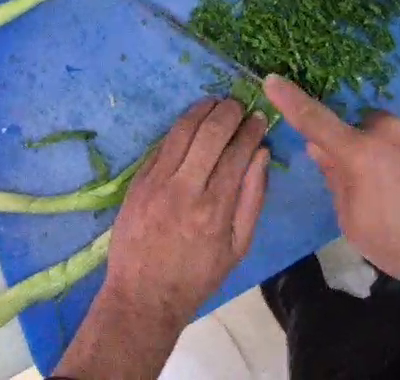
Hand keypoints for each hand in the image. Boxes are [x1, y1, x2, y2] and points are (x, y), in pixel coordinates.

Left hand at [56, 97, 270, 379]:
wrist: (142, 297)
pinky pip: (163, 143)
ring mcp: (157, 182)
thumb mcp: (238, 247)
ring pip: (183, 130)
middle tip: (240, 105)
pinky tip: (193, 121)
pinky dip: (181, 127)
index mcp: (214, 208)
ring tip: (217, 102)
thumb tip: (262, 154)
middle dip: (230, 112)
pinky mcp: (138, 181)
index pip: (238, 152)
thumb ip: (253, 197)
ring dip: (203, 109)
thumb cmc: (197, 276)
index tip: (260, 119)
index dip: (252, 130)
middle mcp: (185, 189)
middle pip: (211, 133)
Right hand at [261, 73, 399, 292]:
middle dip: (370, 146)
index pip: (316, 122)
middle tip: (384, 184)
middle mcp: (392, 130)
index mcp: (360, 155)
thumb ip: (336, 180)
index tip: (273, 79)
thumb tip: (320, 148)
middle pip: (369, 127)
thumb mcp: (357, 224)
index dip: (292, 101)